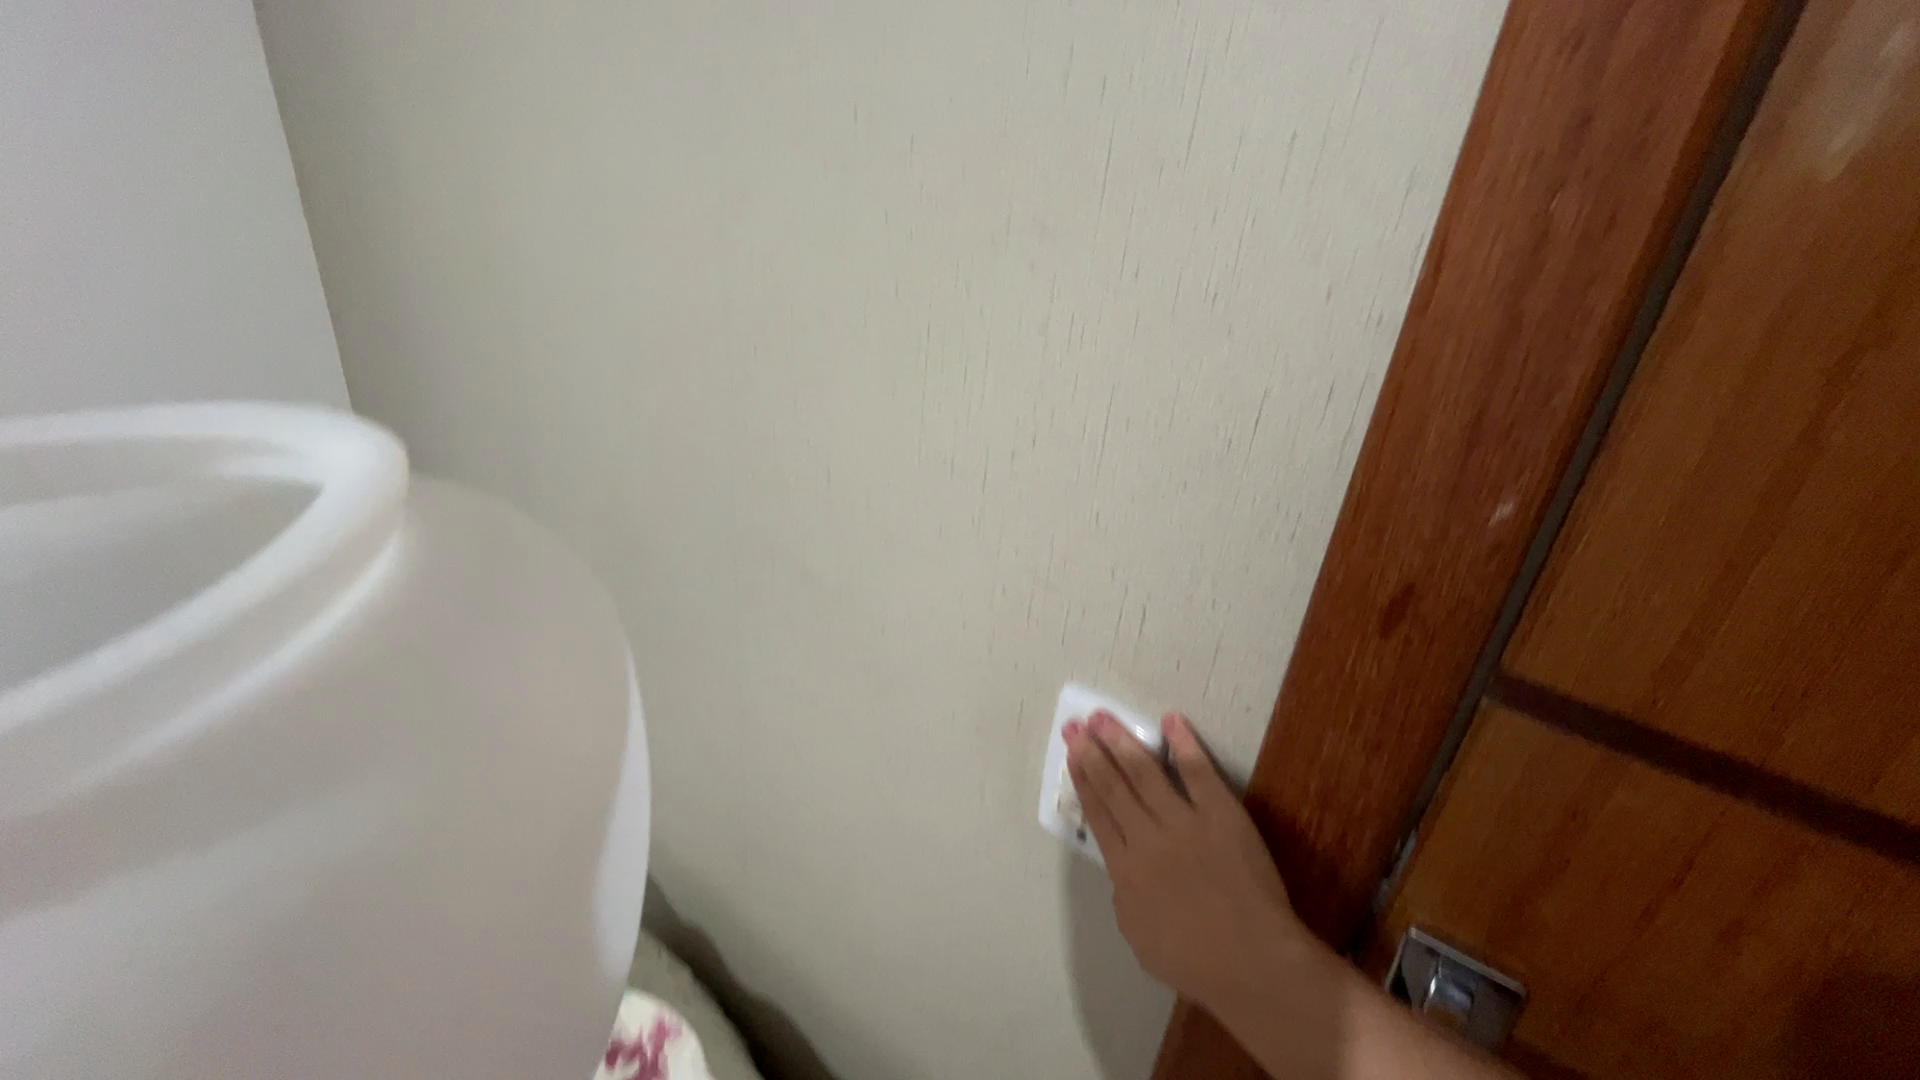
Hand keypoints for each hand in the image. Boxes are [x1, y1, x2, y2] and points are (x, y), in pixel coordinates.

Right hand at [1064, 711, 1309, 1014]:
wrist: (1252, 961)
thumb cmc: (1194, 961)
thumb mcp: (1138, 936)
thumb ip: (1124, 897)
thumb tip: (1122, 873)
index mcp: (1124, 869)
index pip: (1097, 813)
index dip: (1082, 779)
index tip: (1071, 752)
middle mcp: (1147, 837)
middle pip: (1113, 786)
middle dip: (1092, 752)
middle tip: (1076, 723)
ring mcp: (1184, 822)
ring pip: (1145, 773)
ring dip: (1123, 742)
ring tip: (1104, 717)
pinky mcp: (1221, 814)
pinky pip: (1198, 773)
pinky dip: (1185, 745)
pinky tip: (1171, 720)